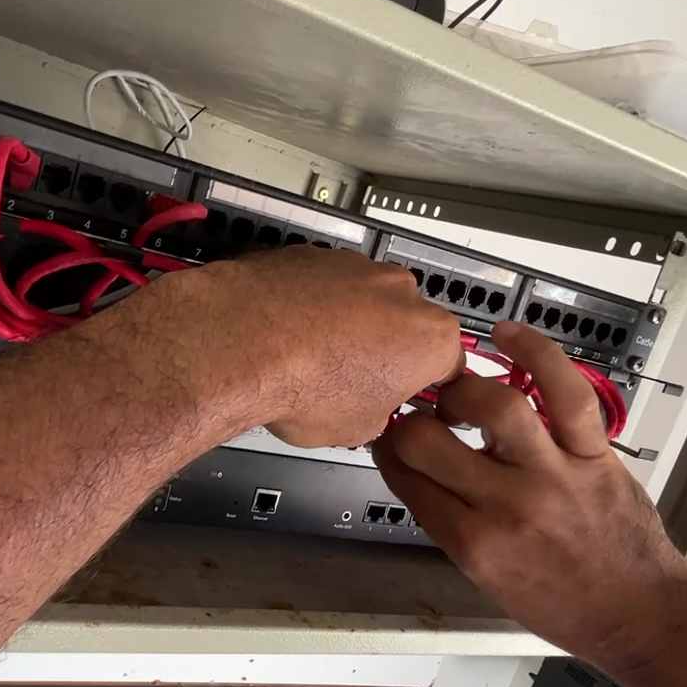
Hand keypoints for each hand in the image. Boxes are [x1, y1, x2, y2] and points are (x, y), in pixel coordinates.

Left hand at [105, 246, 461, 448]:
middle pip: (403, 325)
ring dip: (342, 325)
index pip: (448, 365)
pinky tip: (282, 334)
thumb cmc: (299, 382)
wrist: (239, 343)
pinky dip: (305, 305)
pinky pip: (317, 285)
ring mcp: (352, 266)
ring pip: (359, 301)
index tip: (409, 397)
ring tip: (307, 359)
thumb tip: (365, 412)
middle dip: (381, 351)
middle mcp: (398, 291)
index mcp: (430, 337)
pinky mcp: (309, 254)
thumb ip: (376, 414)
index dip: (426, 387)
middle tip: (349, 382)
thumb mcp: (354, 431)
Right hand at [372, 320, 686, 671]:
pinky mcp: (593, 454)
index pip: (404, 478)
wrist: (641, 617)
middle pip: (427, 440)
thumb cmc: (560, 604)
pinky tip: (507, 334)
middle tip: (416, 419)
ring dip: (459, 391)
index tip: (385, 438)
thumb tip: (414, 469)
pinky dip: (537, 355)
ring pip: (492, 407)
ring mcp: (554, 475)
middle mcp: (507, 505)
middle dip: (408, 422)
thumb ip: (445, 520)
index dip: (385, 450)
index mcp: (472, 542)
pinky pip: (565, 394)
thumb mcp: (482, 577)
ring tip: (456, 392)